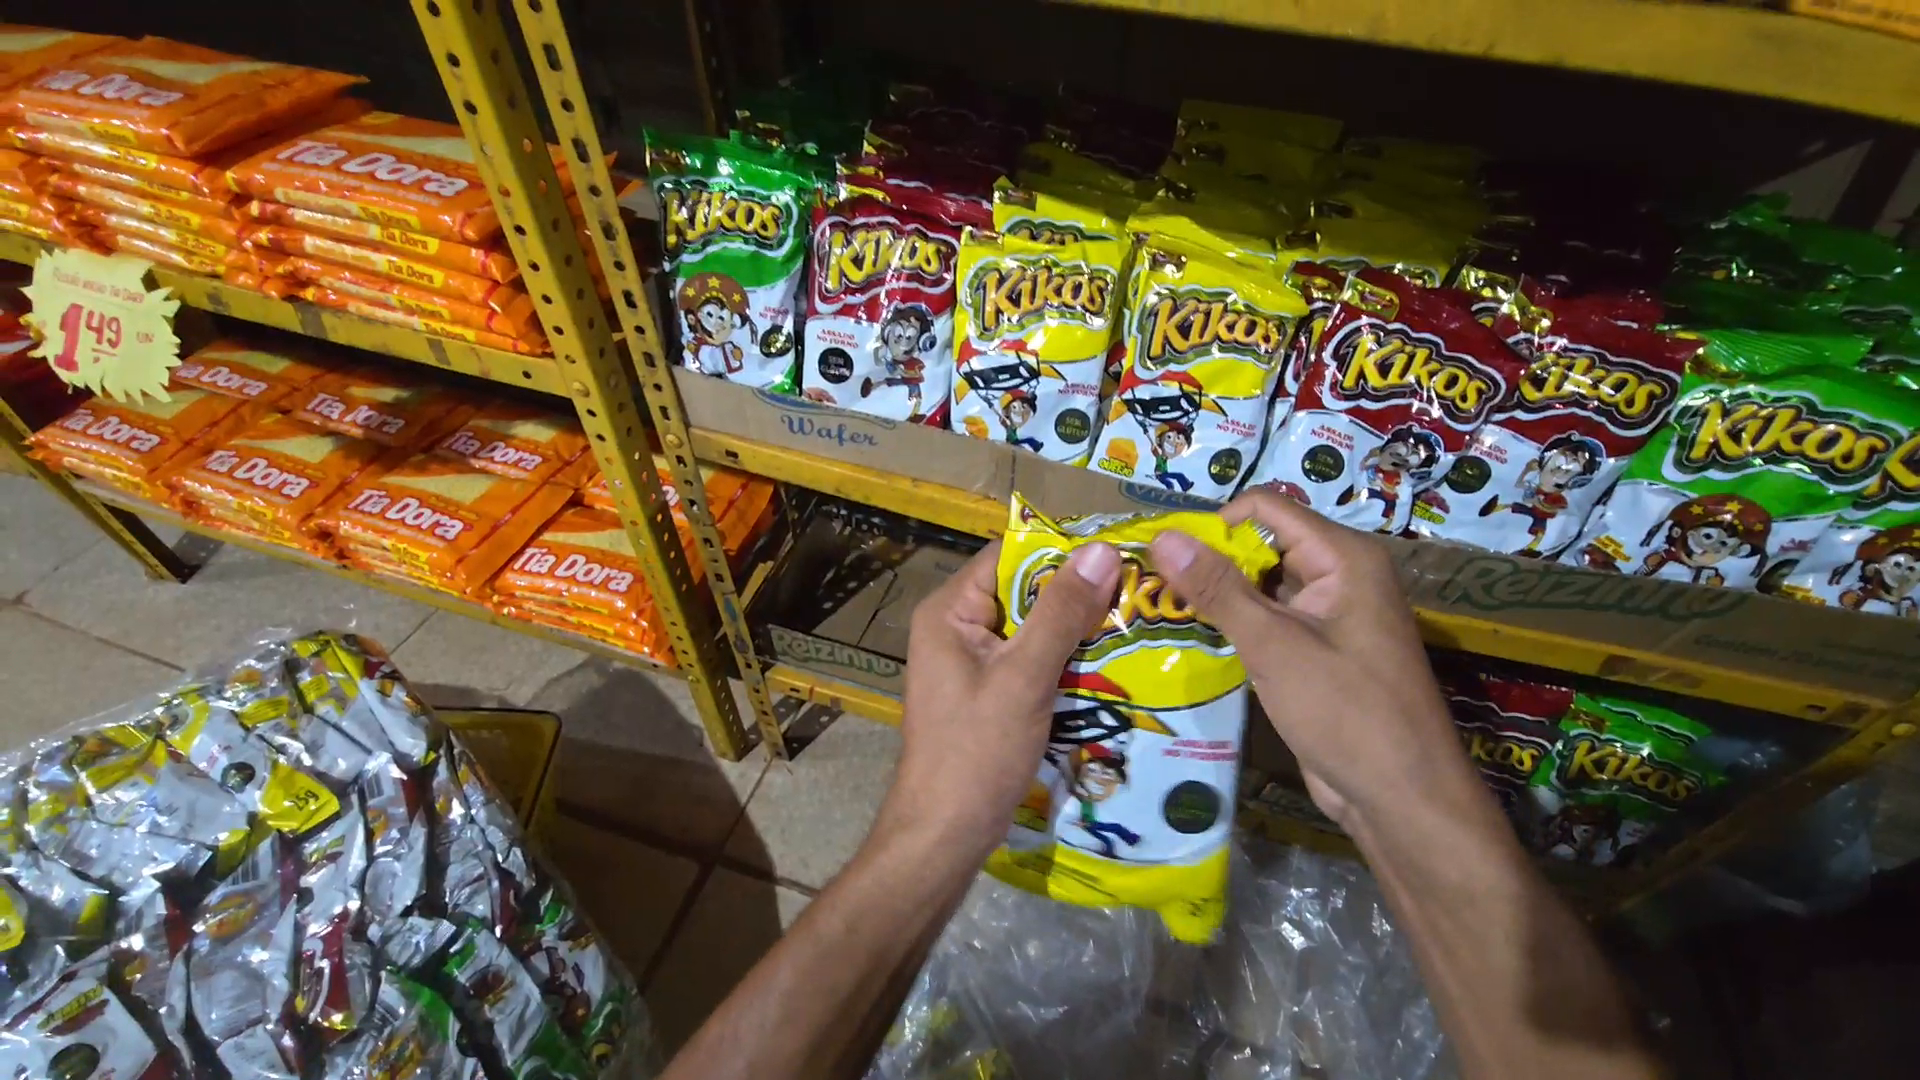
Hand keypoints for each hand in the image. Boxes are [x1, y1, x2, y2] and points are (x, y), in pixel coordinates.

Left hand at [882, 540, 1120, 860]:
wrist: (945, 833)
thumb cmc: (977, 752)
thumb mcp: (1023, 677)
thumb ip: (1061, 613)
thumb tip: (1101, 550)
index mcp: (949, 611)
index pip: (1008, 556)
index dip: (1060, 551)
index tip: (1117, 552)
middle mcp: (956, 627)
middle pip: (1022, 591)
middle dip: (1075, 593)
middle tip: (1137, 590)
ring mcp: (971, 662)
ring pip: (1031, 627)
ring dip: (1074, 629)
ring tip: (1134, 622)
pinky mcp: (988, 692)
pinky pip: (1030, 660)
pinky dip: (1064, 660)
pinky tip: (1108, 664)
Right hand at [1148, 491, 1467, 832]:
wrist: (1402, 799)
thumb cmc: (1346, 713)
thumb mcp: (1274, 646)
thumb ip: (1217, 589)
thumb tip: (1164, 537)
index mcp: (1343, 558)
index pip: (1266, 509)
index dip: (1215, 525)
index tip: (1168, 557)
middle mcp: (1339, 576)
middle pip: (1262, 545)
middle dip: (1211, 562)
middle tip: (1155, 587)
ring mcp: (1330, 615)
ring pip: (1261, 585)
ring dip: (1218, 596)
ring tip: (1165, 612)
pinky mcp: (1317, 650)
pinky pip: (1269, 620)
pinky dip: (1235, 626)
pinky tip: (1196, 641)